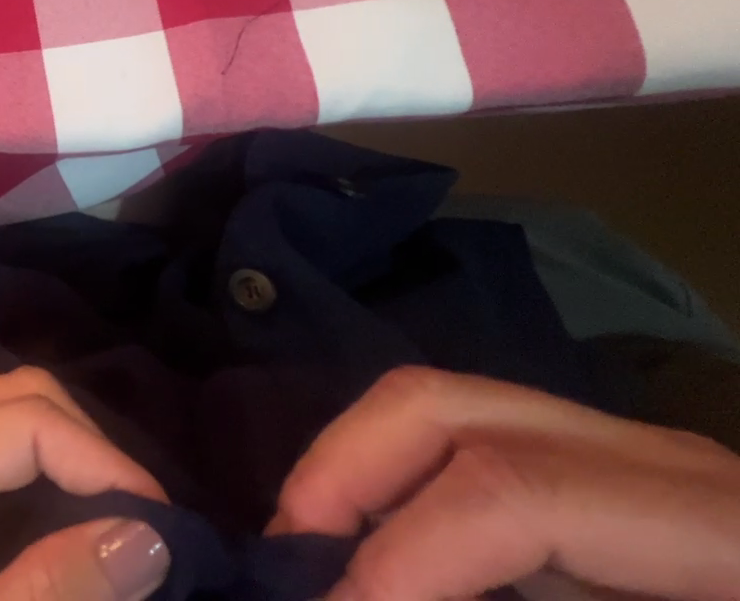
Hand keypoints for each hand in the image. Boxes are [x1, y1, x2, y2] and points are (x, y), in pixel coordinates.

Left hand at [0, 366, 171, 600]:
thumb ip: (50, 590)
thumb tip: (149, 535)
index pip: (20, 418)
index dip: (100, 458)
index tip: (166, 525)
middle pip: (13, 394)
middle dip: (89, 444)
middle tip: (148, 521)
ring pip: (6, 409)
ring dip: (71, 448)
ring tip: (123, 514)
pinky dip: (46, 463)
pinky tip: (75, 511)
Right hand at [271, 366, 739, 600]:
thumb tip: (369, 600)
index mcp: (716, 523)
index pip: (514, 493)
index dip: (406, 558)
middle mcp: (655, 459)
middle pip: (442, 404)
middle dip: (341, 473)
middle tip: (290, 554)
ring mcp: (617, 455)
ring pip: (432, 406)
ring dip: (348, 470)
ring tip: (313, 544)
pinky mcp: (590, 475)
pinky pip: (453, 446)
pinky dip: (387, 483)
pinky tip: (376, 545)